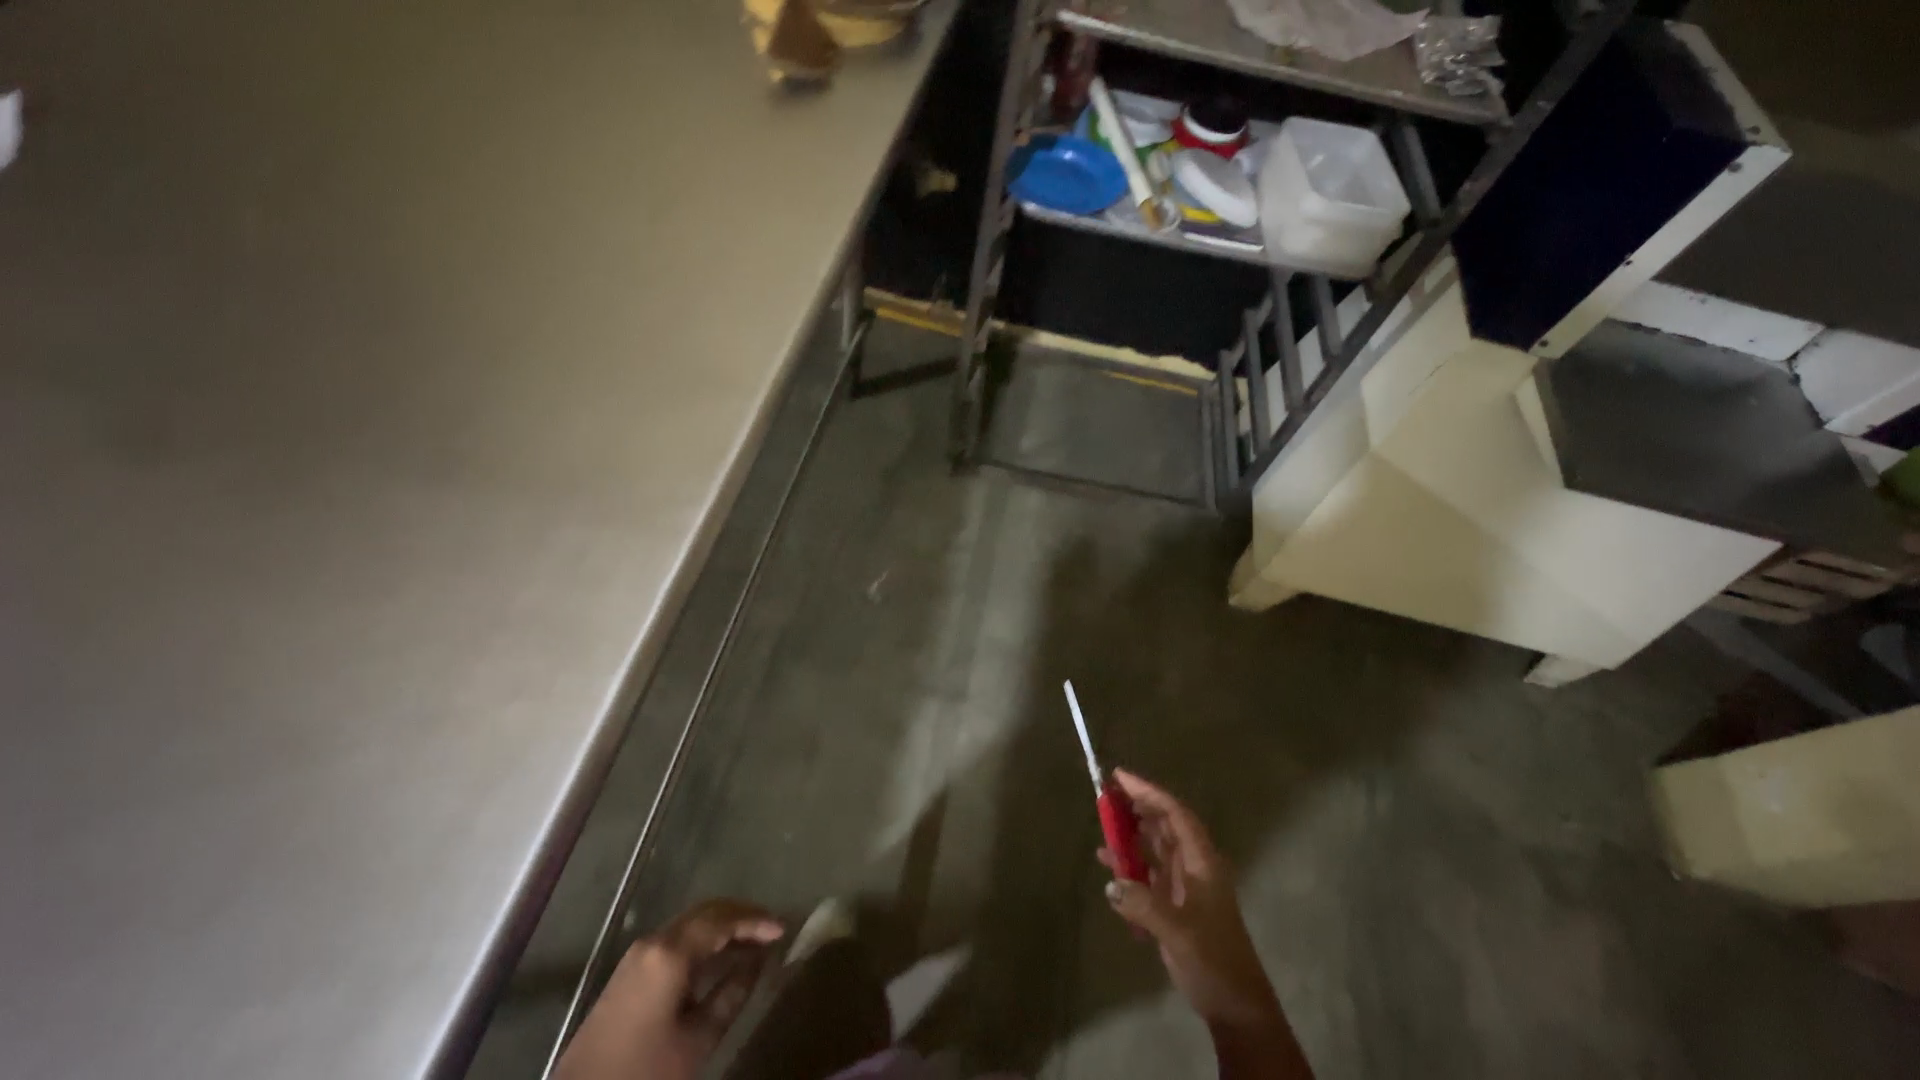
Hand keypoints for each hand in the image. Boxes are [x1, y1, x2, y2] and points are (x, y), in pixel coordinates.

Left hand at [554, 898, 784, 1079]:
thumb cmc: (645, 1071)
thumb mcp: (698, 1039)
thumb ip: (732, 994)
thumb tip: (758, 962)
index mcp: (669, 954)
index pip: (721, 920)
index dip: (755, 921)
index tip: (784, 929)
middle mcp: (653, 942)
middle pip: (704, 913)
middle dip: (741, 917)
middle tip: (773, 930)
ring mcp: (638, 955)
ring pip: (690, 924)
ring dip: (723, 927)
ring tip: (755, 943)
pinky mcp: (631, 972)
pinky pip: (677, 940)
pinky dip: (705, 941)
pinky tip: (722, 958)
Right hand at [1097, 770, 1281, 1031]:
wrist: (1235, 1004)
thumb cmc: (1213, 960)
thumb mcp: (1178, 931)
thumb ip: (1143, 904)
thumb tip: (1111, 882)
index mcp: (1203, 863)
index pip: (1175, 815)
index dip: (1149, 792)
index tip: (1120, 777)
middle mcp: (1195, 868)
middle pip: (1165, 826)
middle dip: (1138, 807)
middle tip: (1106, 793)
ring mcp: (1186, 888)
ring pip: (1156, 849)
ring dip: (1132, 835)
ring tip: (1103, 821)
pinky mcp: (1175, 907)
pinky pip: (1149, 875)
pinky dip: (1130, 866)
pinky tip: (1108, 866)